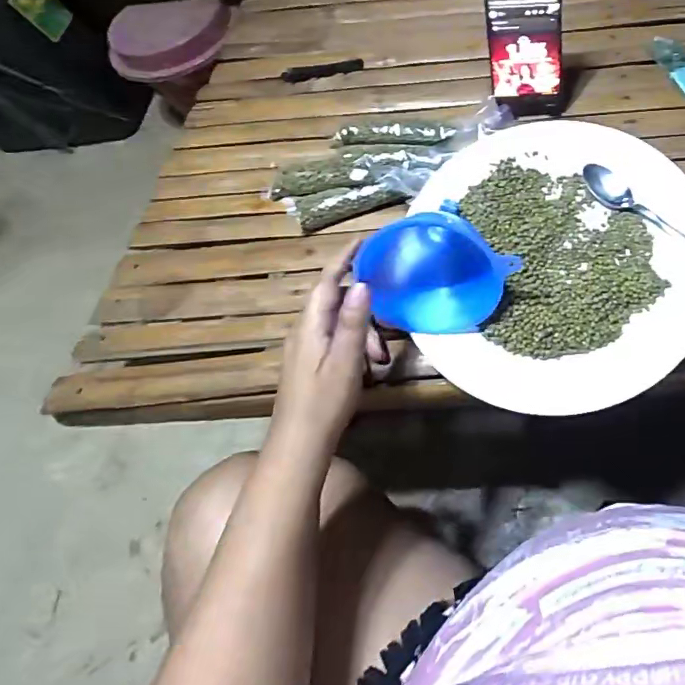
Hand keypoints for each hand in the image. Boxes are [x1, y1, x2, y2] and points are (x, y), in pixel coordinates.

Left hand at [268, 241, 385, 456]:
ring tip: (378, 362)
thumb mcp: (345, 360)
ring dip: (361, 335)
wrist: (299, 444)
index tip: (365, 239)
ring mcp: (303, 347)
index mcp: (310, 324)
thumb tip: (363, 283)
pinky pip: (334, 340)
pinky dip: (353, 347)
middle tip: (385, 340)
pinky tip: (365, 370)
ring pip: (338, 324)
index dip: (345, 257)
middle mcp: (303, 329)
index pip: (328, 280)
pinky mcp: (307, 362)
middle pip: (336, 302)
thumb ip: (353, 321)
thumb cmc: (324, 402)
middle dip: (364, 312)